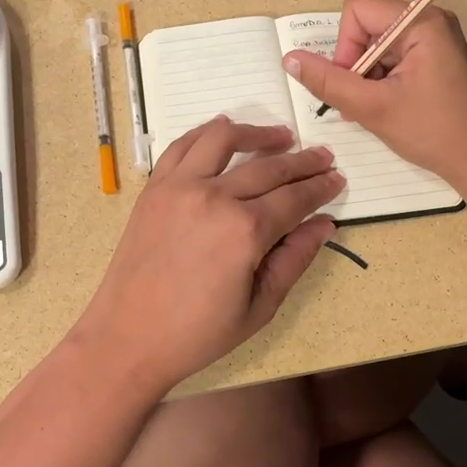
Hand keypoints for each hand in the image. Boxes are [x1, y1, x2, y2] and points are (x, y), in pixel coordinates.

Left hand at [70, 117, 342, 392]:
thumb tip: (324, 224)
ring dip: (257, 133)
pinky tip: (224, 130)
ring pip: (224, 140)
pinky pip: (183, 145)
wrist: (128, 336)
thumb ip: (294, 259)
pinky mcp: (155, 187)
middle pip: (268, 168)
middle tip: (324, 156)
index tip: (337, 178)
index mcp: (245, 232)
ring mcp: (180, 187)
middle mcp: (214, 198)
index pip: (295, 198)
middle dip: (302, 161)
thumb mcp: (259, 307)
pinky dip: (207, 132)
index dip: (320, 188)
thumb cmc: (197, 333)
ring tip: (280, 136)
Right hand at [282, 0, 466, 192]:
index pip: (358, 11)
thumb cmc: (432, 132)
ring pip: (375, 43)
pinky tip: (386, 106)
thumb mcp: (371, 108)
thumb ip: (327, 81)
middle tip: (362, 100)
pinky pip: (392, 55)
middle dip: (354, 63)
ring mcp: (434, 37)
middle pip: (366, 25)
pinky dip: (380, 79)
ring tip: (375, 107)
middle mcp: (429, 19)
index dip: (345, 46)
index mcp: (421, 21)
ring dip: (366, 75)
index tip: (354, 83)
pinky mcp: (434, 56)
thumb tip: (288, 58)